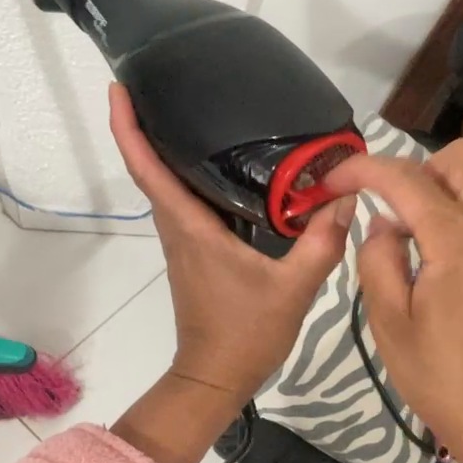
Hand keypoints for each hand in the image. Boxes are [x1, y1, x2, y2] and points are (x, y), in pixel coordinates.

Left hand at [108, 84, 350, 401]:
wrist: (216, 377)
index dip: (128, 129)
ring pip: (165, 188)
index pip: (149, 171)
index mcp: (192, 230)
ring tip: (189, 114)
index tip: (117, 90)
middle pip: (150, 170)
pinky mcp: (193, 255)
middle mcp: (178, 230)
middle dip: (143, 126)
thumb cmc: (246, 333)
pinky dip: (185, 178)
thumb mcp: (294, 288)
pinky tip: (219, 169)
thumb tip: (345, 197)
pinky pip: (182, 205)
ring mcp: (183, 244)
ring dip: (162, 151)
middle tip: (157, 85)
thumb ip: (321, 242)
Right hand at [325, 140, 462, 462]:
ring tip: (437, 217)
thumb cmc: (442, 381)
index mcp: (458, 243)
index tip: (336, 180)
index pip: (406, 179)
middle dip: (419, 168)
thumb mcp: (390, 325)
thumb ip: (379, 260)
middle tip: (395, 210)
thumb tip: (384, 223)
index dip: (364, 169)